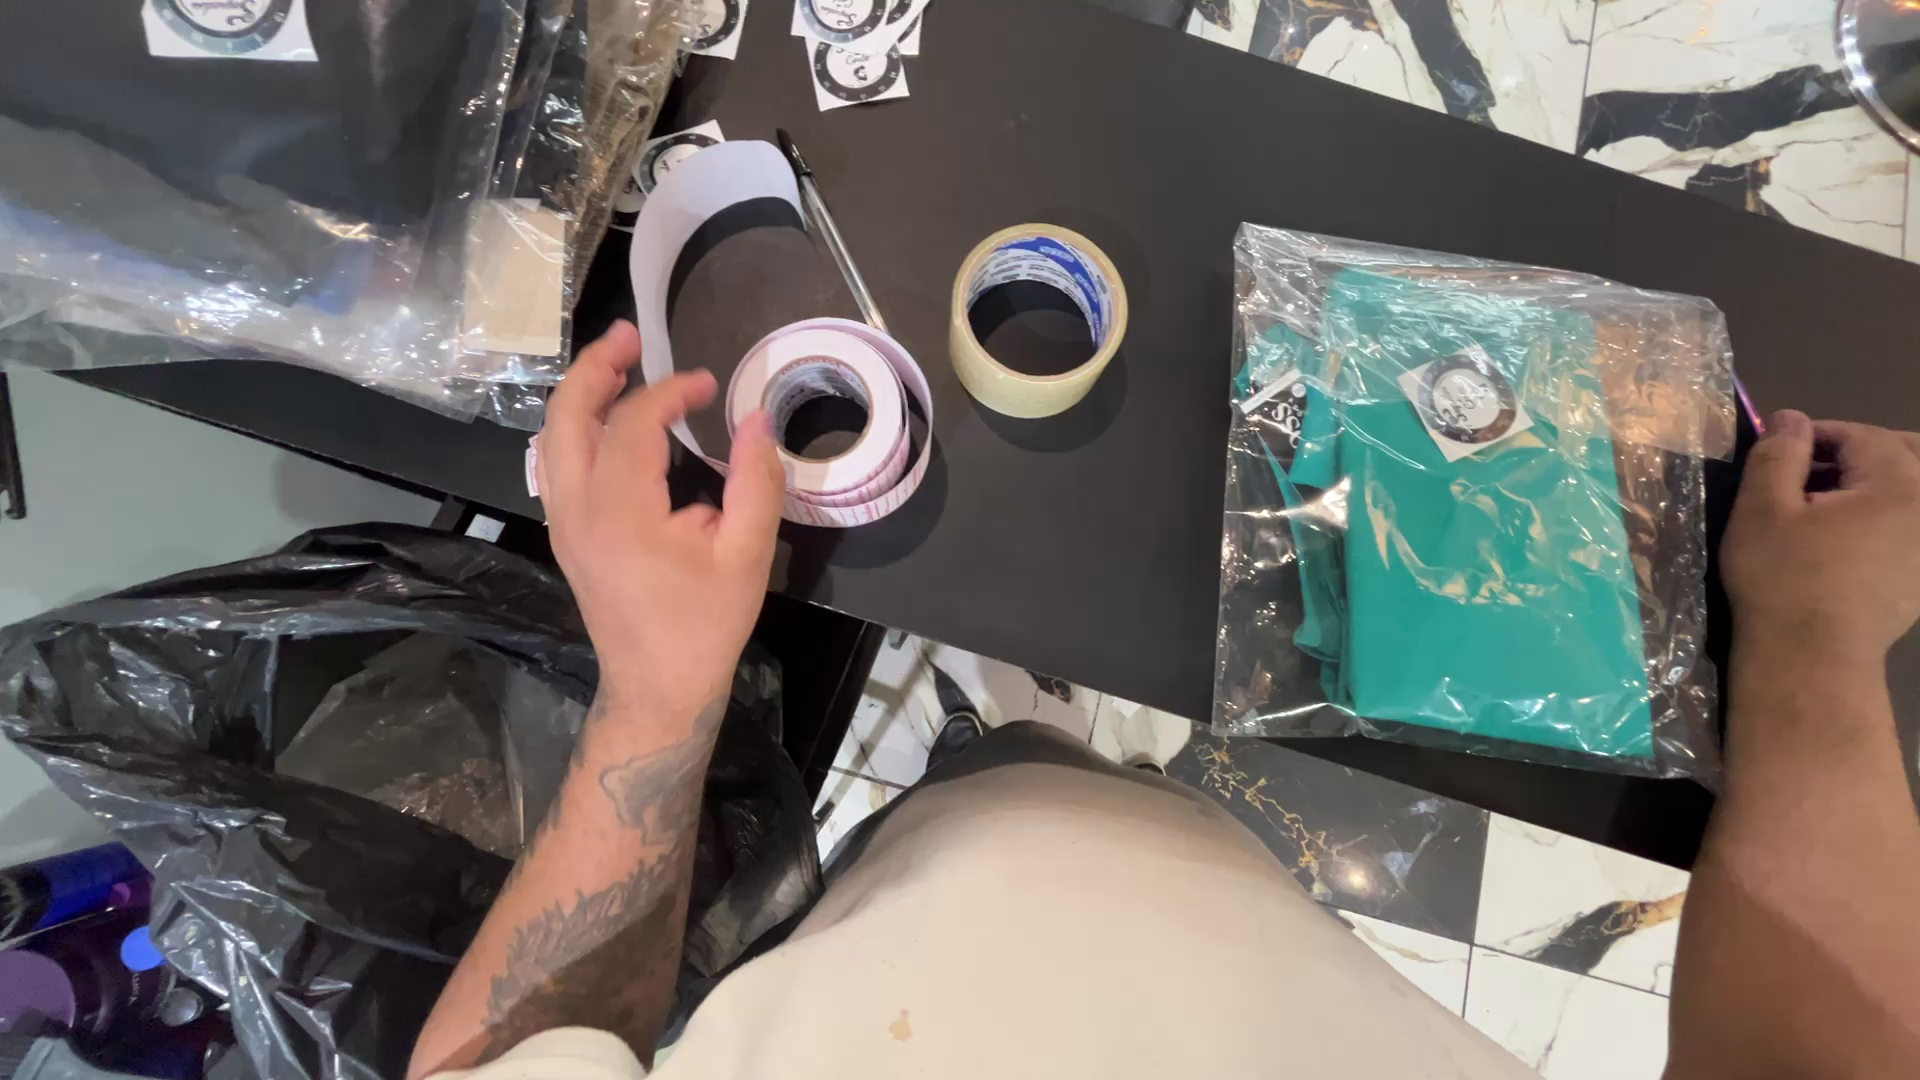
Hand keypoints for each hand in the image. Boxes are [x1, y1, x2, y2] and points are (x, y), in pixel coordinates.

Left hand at [538, 321, 786, 721]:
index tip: (711, 386)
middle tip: (630, 335)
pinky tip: (607, 421)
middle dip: (596, 366)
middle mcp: (577, 508)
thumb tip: (759, 420)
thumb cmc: (706, 623)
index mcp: (621, 510)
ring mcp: (563, 522)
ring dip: (582, 394)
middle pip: (567, 415)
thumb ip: (756, 481)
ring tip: (618, 365)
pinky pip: (558, 464)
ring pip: (553, 438)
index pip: (636, 423)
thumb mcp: (747, 554)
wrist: (658, 685)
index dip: (672, 391)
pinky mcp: (567, 535)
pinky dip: (578, 427)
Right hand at [1723, 409, 1919, 659]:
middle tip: (1809, 465)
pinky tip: (1848, 533)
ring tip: (1828, 498)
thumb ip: (1778, 458)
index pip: (1866, 436)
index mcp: (1898, 485)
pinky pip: (1916, 521)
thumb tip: (1791, 418)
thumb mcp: (1761, 511)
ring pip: (1918, 488)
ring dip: (1879, 478)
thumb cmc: (1780, 573)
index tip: (1778, 447)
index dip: (1818, 432)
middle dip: (1862, 448)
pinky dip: (1891, 510)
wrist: (1811, 645)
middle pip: (1912, 453)